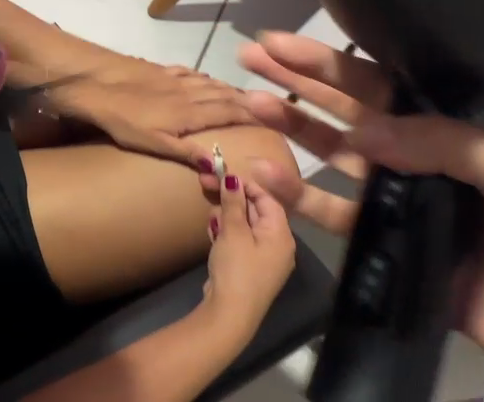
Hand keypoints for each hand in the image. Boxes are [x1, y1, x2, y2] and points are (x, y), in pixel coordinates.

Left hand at [49, 58, 254, 164]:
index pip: (230, 112)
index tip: (277, 120)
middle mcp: (185, 90)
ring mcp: (168, 77)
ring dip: (226, 88)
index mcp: (190, 110)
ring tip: (241, 95)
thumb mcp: (152, 142)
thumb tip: (220, 166)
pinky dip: (200, 75)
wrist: (90, 79)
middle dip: (246, 101)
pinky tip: (201, 77)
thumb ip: (186, 151)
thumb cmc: (119, 116)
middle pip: (222, 94)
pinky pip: (185, 71)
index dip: (254, 116)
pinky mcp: (152, 68)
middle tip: (267, 108)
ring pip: (206, 81)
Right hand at [201, 174, 295, 339]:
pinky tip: (212, 233)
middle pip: (254, 210)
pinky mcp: (250, 265)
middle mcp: (277, 244)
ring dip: (225, 215)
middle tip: (203, 183)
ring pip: (244, 223)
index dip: (244, 183)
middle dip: (230, 197)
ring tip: (210, 217)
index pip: (267, 199)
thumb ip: (233, 202)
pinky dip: (225, 231)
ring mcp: (264, 256)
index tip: (219, 172)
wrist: (231, 311)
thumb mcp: (233, 231)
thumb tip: (233, 176)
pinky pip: (239, 238)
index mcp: (281, 235)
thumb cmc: (237, 268)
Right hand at [240, 32, 483, 401]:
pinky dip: (293, 192)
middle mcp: (422, 155)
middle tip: (250, 56)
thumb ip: (447, 143)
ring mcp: (398, 198)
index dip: (332, 61)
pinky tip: (264, 172)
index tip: (282, 44)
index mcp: (459, 132)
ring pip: (330, 150)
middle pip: (348, 107)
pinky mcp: (382, 241)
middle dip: (298, 79)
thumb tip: (361, 132)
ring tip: (249, 101)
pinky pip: (328, 210)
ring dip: (290, 124)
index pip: (385, 84)